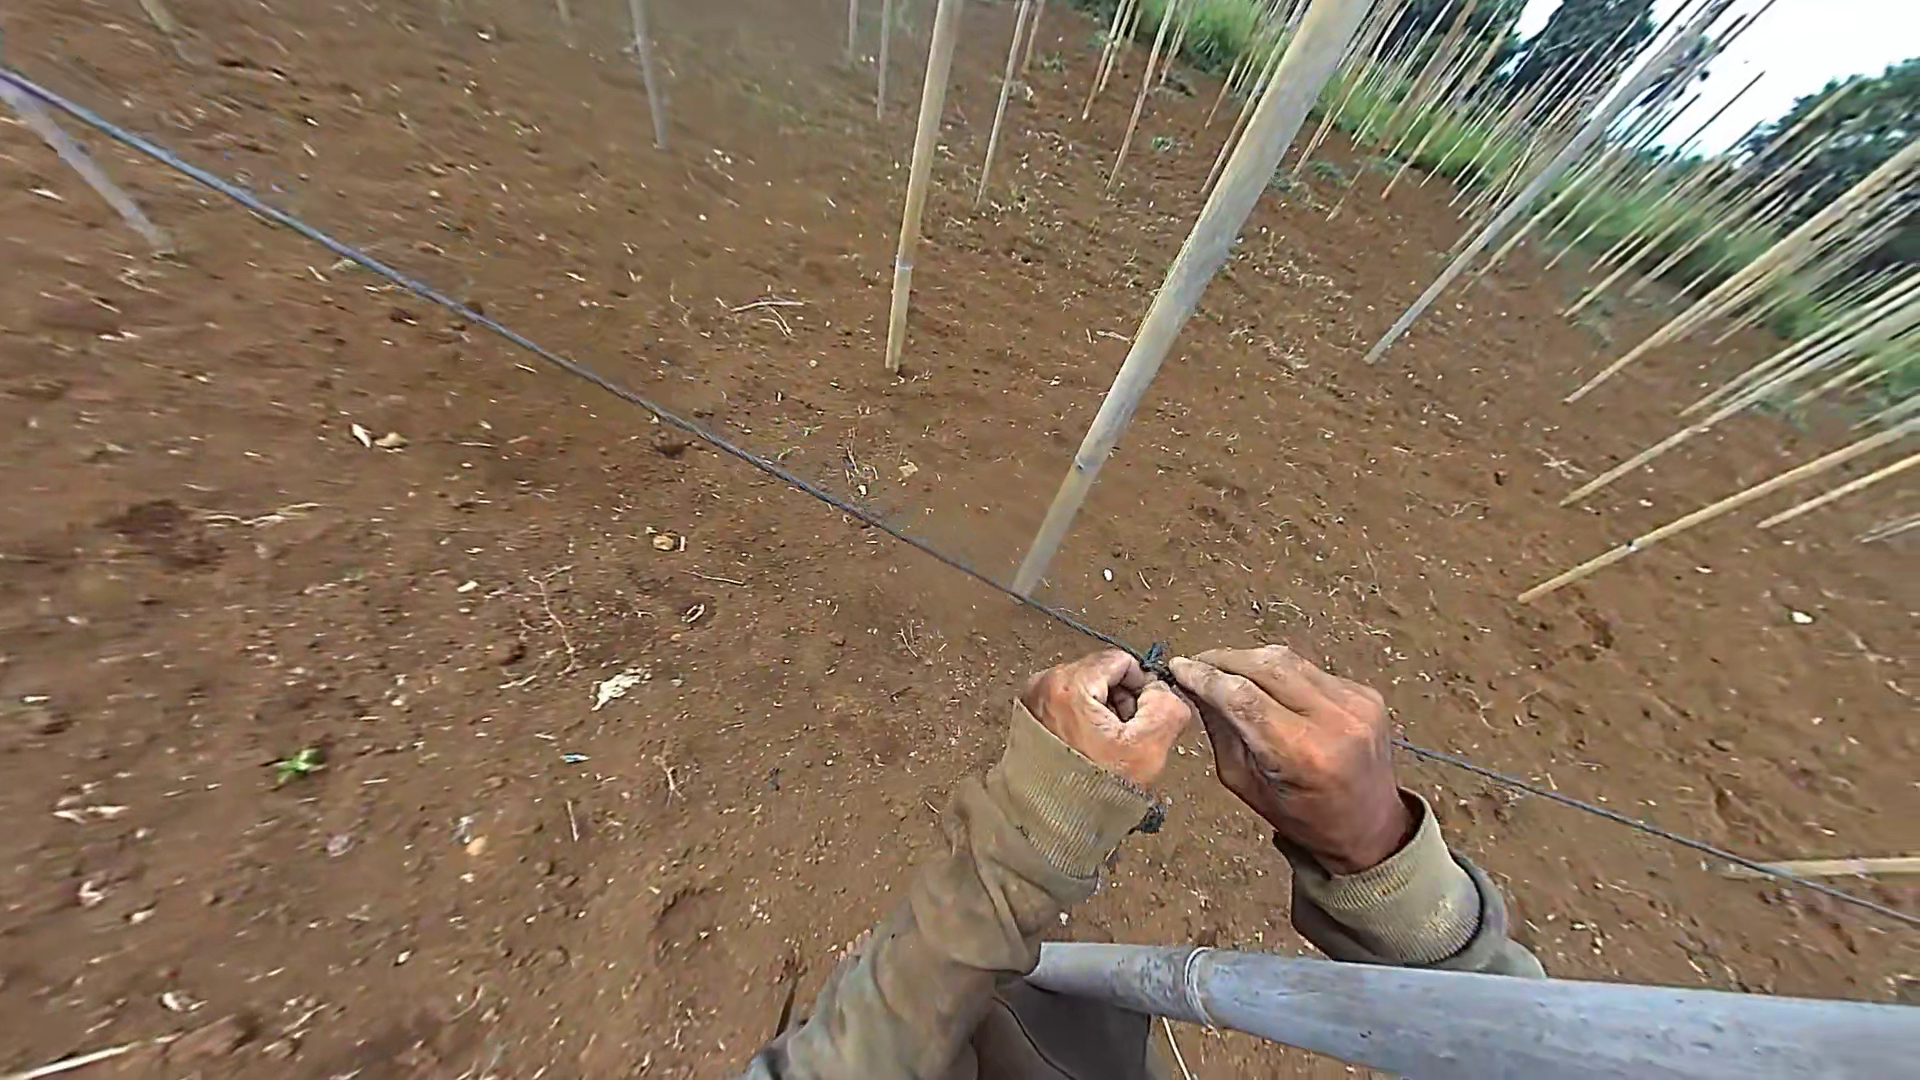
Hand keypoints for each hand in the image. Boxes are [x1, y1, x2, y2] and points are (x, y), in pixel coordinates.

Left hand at [1023, 649, 1193, 787]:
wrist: (1048, 823)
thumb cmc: (1095, 789)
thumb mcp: (1147, 749)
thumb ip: (1166, 707)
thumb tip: (1161, 688)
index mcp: (1069, 683)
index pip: (1120, 660)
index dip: (1142, 685)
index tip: (1144, 717)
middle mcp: (1045, 681)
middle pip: (1101, 671)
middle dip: (1121, 698)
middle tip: (1125, 735)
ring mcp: (1033, 696)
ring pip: (1085, 685)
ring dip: (1104, 708)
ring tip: (1107, 744)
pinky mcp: (1029, 712)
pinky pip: (1067, 699)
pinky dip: (1084, 715)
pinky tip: (1088, 745)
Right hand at [1170, 646, 1410, 873]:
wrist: (1372, 829)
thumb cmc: (1300, 815)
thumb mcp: (1242, 780)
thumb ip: (1218, 727)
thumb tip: (1192, 685)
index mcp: (1302, 753)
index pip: (1240, 695)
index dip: (1203, 676)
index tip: (1177, 667)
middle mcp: (1334, 722)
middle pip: (1263, 665)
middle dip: (1220, 659)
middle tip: (1195, 664)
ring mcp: (1355, 703)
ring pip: (1284, 658)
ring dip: (1245, 658)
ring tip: (1221, 668)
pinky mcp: (1364, 693)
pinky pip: (1305, 667)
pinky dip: (1275, 669)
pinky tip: (1262, 683)